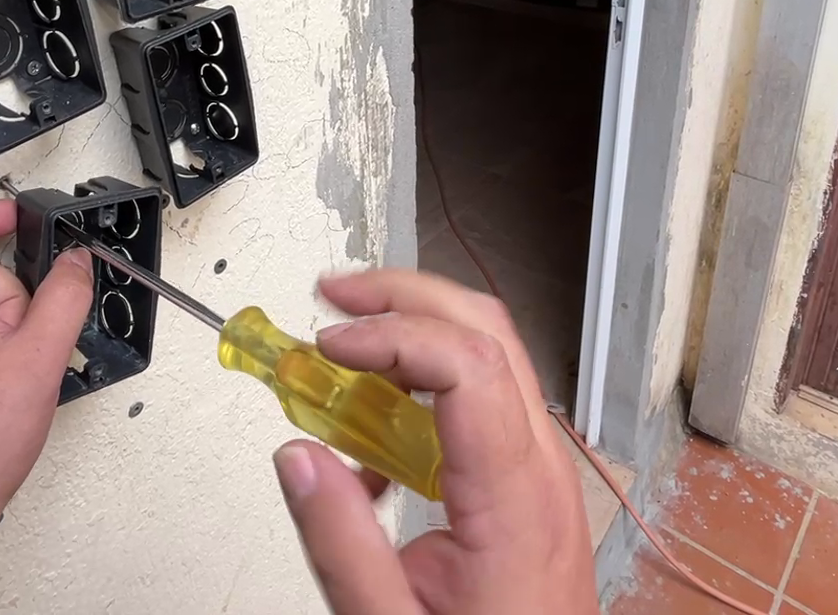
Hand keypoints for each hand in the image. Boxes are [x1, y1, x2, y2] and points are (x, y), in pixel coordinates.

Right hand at [273, 270, 598, 614]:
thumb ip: (339, 542)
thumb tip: (296, 453)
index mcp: (518, 498)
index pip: (469, 362)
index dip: (393, 333)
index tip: (332, 346)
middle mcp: (540, 463)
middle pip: (482, 327)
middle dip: (403, 295)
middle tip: (337, 298)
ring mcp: (538, 463)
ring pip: (483, 345)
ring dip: (410, 326)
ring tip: (346, 347)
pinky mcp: (524, 472)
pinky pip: (475, 391)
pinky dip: (419, 377)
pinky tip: (373, 423)